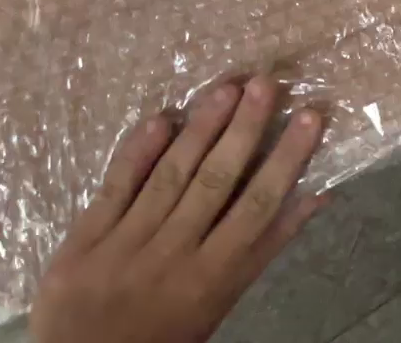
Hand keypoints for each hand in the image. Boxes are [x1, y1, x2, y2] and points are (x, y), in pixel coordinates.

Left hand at [30, 78, 327, 342]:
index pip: (259, 206)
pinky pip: (113, 190)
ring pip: (169, 178)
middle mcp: (171, 257)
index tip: (310, 115)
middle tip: (266, 83)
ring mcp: (122, 249)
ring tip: (226, 88)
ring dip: (200, 129)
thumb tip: (319, 194)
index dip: (287, 158)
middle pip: (215, 183)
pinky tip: (160, 118)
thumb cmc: (169, 332)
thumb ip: (268, 244)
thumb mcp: (225, 298)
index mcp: (212, 274)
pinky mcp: (80, 244)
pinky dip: (136, 154)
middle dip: (243, 129)